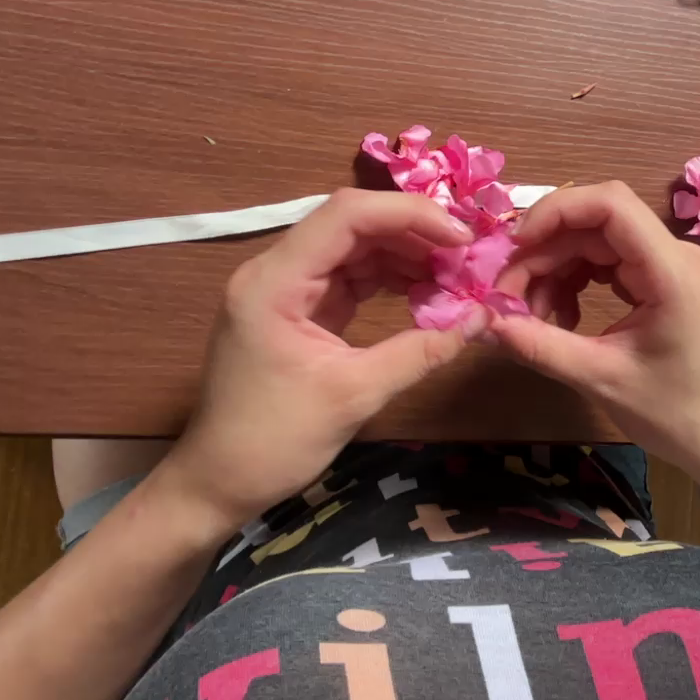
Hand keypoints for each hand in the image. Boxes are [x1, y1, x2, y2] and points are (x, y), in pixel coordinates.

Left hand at [157, 189, 482, 529]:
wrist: (218, 484)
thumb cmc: (273, 442)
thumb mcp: (354, 395)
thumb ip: (420, 352)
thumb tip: (481, 319)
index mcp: (275, 281)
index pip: (347, 216)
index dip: (409, 215)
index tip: (460, 237)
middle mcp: (277, 270)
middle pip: (354, 225)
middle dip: (415, 234)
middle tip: (467, 258)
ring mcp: (288, 287)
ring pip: (357, 247)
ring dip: (408, 255)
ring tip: (456, 275)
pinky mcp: (301, 307)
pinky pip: (352, 275)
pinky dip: (392, 278)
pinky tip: (427, 290)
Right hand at [490, 182, 699, 492]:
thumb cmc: (671, 412)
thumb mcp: (598, 378)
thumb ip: (538, 345)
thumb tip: (481, 323)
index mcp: (671, 271)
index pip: (610, 204)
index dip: (555, 212)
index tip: (515, 247)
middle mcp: (672, 254)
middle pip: (593, 223)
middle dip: (543, 252)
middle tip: (508, 297)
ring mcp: (666, 263)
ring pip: (593, 240)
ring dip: (554, 269)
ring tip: (533, 317)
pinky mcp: (656, 277)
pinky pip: (603, 260)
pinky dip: (572, 280)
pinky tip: (560, 318)